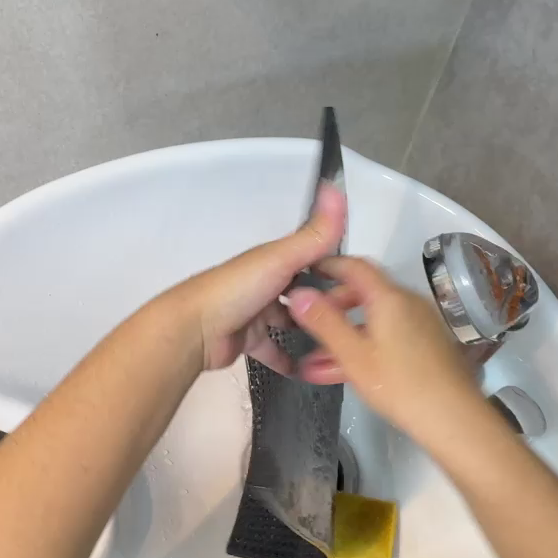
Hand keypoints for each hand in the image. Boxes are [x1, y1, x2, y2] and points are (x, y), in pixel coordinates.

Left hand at [162, 182, 345, 374]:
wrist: (194, 329)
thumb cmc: (238, 289)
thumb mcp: (280, 258)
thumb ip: (313, 235)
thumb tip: (336, 188)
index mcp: (271, 260)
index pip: (311, 260)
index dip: (336, 271)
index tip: (363, 289)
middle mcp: (263, 283)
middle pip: (301, 291)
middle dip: (324, 305)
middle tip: (353, 324)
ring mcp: (254, 312)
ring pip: (288, 321)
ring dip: (309, 331)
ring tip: (337, 347)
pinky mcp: (246, 340)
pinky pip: (272, 350)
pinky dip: (288, 359)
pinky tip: (308, 369)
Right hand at [285, 256, 493, 452]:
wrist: (455, 419)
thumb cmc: (400, 384)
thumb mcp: (353, 355)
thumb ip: (324, 322)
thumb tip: (297, 293)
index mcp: (389, 298)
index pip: (355, 266)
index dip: (328, 265)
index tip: (306, 272)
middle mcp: (408, 303)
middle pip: (364, 294)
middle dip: (332, 309)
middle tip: (308, 325)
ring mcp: (420, 324)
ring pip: (373, 321)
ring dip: (344, 337)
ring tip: (315, 363)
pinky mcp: (427, 345)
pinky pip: (388, 336)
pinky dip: (364, 347)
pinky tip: (343, 373)